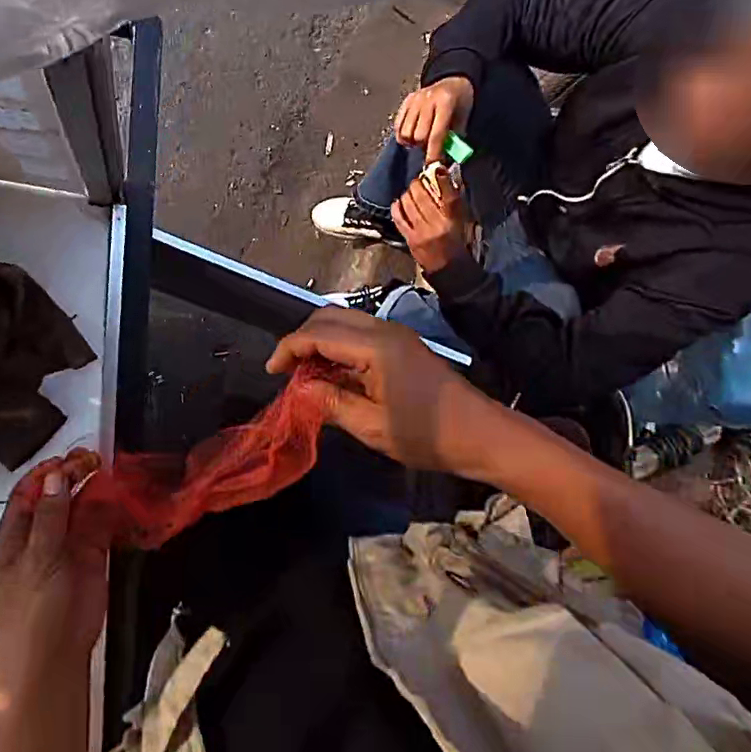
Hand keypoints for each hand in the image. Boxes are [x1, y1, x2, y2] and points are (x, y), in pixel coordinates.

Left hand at [0, 449, 108, 682]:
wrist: (52, 659)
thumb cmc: (31, 613)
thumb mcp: (37, 560)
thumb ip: (50, 517)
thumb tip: (56, 477)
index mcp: (16, 535)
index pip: (30, 492)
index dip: (49, 472)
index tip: (71, 458)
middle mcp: (42, 535)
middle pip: (59, 495)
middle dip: (75, 475)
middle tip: (97, 458)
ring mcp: (68, 546)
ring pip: (83, 508)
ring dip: (97, 490)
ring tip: (113, 471)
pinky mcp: (92, 557)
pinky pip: (103, 526)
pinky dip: (113, 510)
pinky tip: (123, 497)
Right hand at [266, 308, 508, 472]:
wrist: (480, 434)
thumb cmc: (427, 435)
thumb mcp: (372, 426)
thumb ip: (331, 403)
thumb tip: (301, 389)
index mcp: (376, 346)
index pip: (318, 333)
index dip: (288, 348)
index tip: (271, 372)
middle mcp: (385, 330)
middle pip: (329, 316)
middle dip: (301, 338)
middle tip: (287, 371)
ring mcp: (397, 335)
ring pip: (345, 322)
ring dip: (320, 341)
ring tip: (306, 375)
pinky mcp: (404, 345)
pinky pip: (361, 334)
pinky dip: (339, 346)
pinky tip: (333, 374)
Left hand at [392, 171, 468, 272]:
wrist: (449, 269)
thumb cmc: (457, 242)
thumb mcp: (462, 219)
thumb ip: (453, 199)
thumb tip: (442, 176)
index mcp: (454, 219)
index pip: (447, 193)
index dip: (440, 177)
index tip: (436, 168)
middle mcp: (437, 224)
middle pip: (422, 194)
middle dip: (418, 183)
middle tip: (419, 181)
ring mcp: (421, 232)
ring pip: (408, 203)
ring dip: (408, 193)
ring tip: (412, 192)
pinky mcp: (410, 239)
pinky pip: (399, 217)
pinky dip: (397, 206)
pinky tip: (399, 202)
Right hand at [394, 76, 474, 162]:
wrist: (452, 82)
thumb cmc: (459, 103)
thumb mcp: (463, 119)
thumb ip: (454, 139)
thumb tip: (444, 162)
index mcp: (445, 103)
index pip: (436, 135)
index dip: (434, 153)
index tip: (433, 166)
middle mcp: (426, 100)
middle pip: (418, 136)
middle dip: (424, 146)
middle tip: (430, 147)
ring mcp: (414, 100)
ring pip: (405, 133)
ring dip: (412, 142)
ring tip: (421, 140)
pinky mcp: (405, 102)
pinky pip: (397, 126)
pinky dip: (403, 136)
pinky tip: (412, 135)